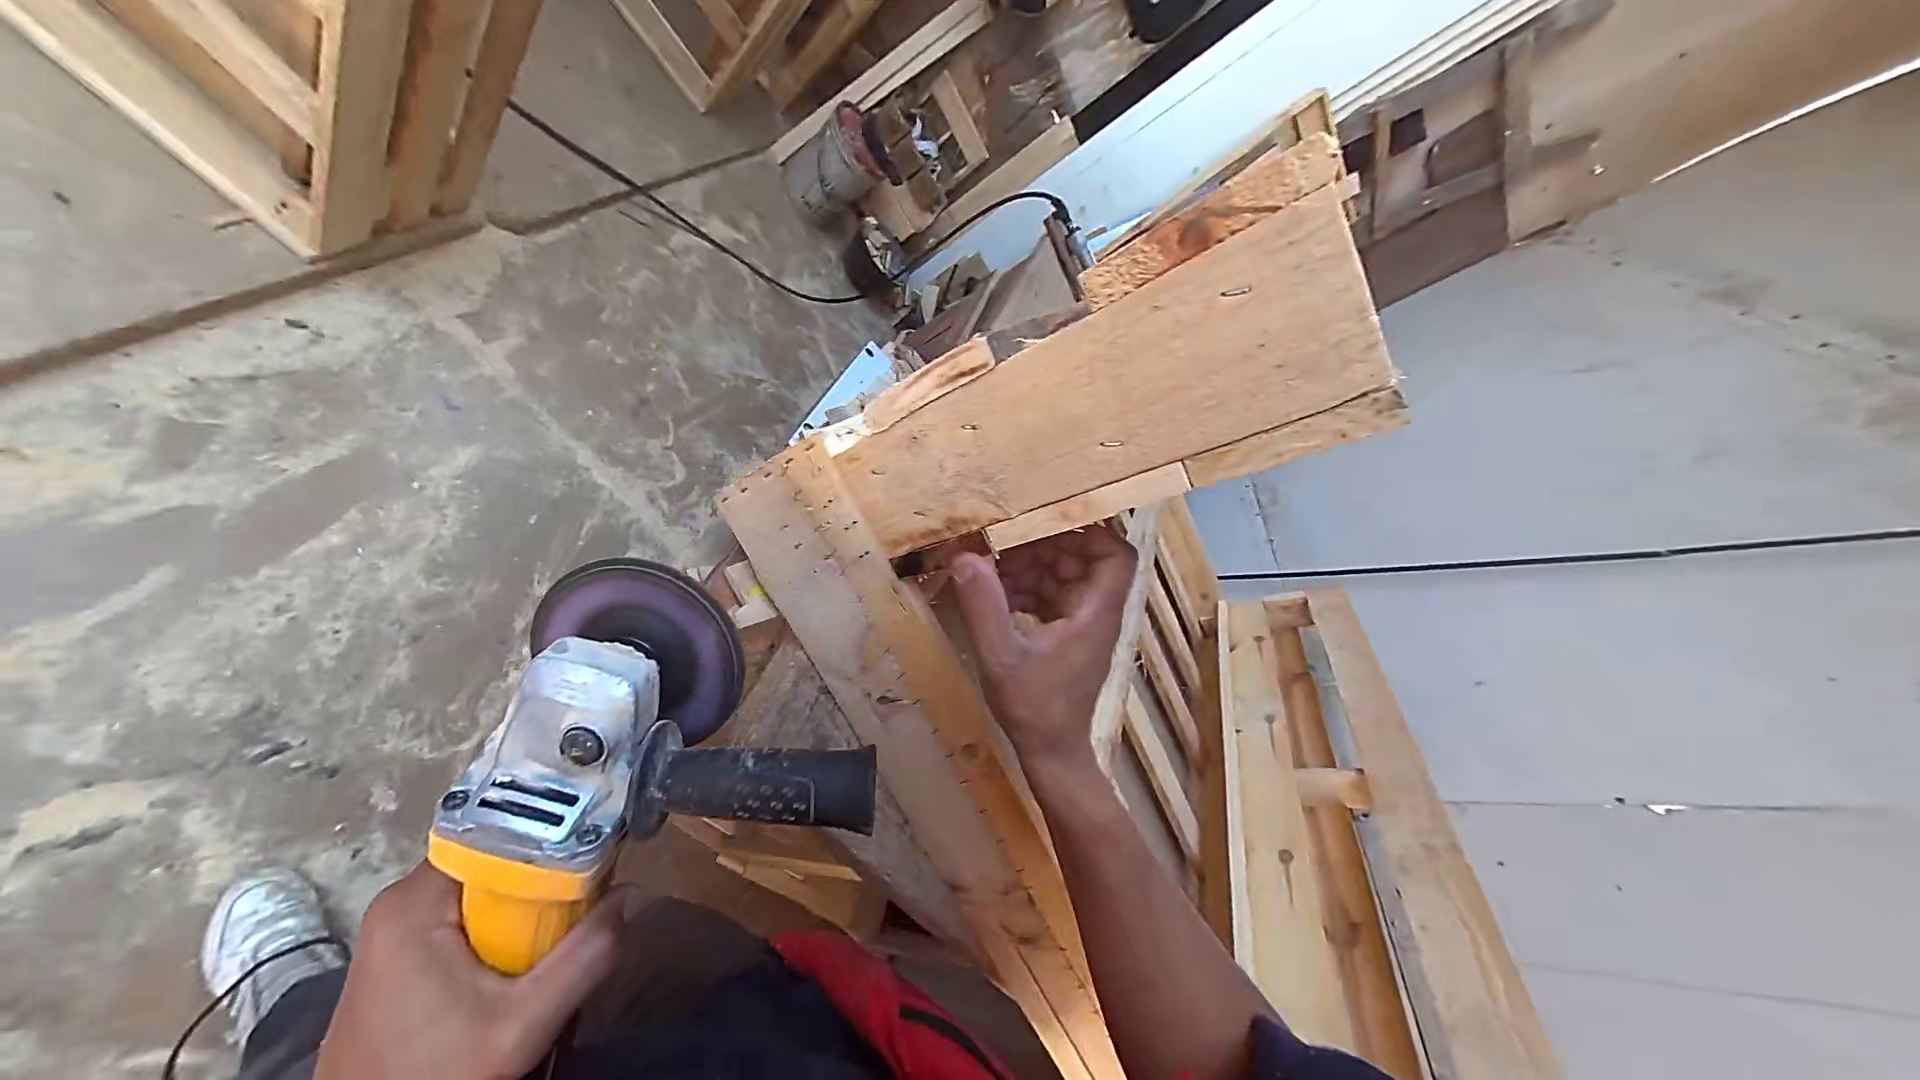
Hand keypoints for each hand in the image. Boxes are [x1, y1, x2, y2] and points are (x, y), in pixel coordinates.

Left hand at [316, 862, 640, 1079]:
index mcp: (416, 900)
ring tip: (567, 924)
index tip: (600, 849)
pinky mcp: (405, 949)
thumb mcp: (522, 1023)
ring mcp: (400, 925)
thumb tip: (634, 894)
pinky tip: (529, 951)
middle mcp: (402, 900)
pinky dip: (508, 921)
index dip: (556, 834)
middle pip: (500, 857)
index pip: (503, 831)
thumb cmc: (433, 1076)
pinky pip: (473, 909)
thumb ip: (585, 957)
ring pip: (490, 884)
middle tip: (592, 893)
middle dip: (549, 873)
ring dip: (532, 900)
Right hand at [946, 526, 1136, 768]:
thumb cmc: (1035, 708)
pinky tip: (996, 596)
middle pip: (1083, 561)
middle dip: (1043, 549)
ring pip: (1064, 579)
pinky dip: (1028, 591)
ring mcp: (1084, 626)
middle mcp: (1097, 614)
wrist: (1052, 752)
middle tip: (1003, 544)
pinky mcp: (1069, 638)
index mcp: (1096, 612)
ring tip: (991, 569)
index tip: (1047, 525)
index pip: (1116, 556)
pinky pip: (1053, 599)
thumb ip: (984, 606)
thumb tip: (965, 557)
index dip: (1089, 532)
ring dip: (1030, 569)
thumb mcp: (1002, 656)